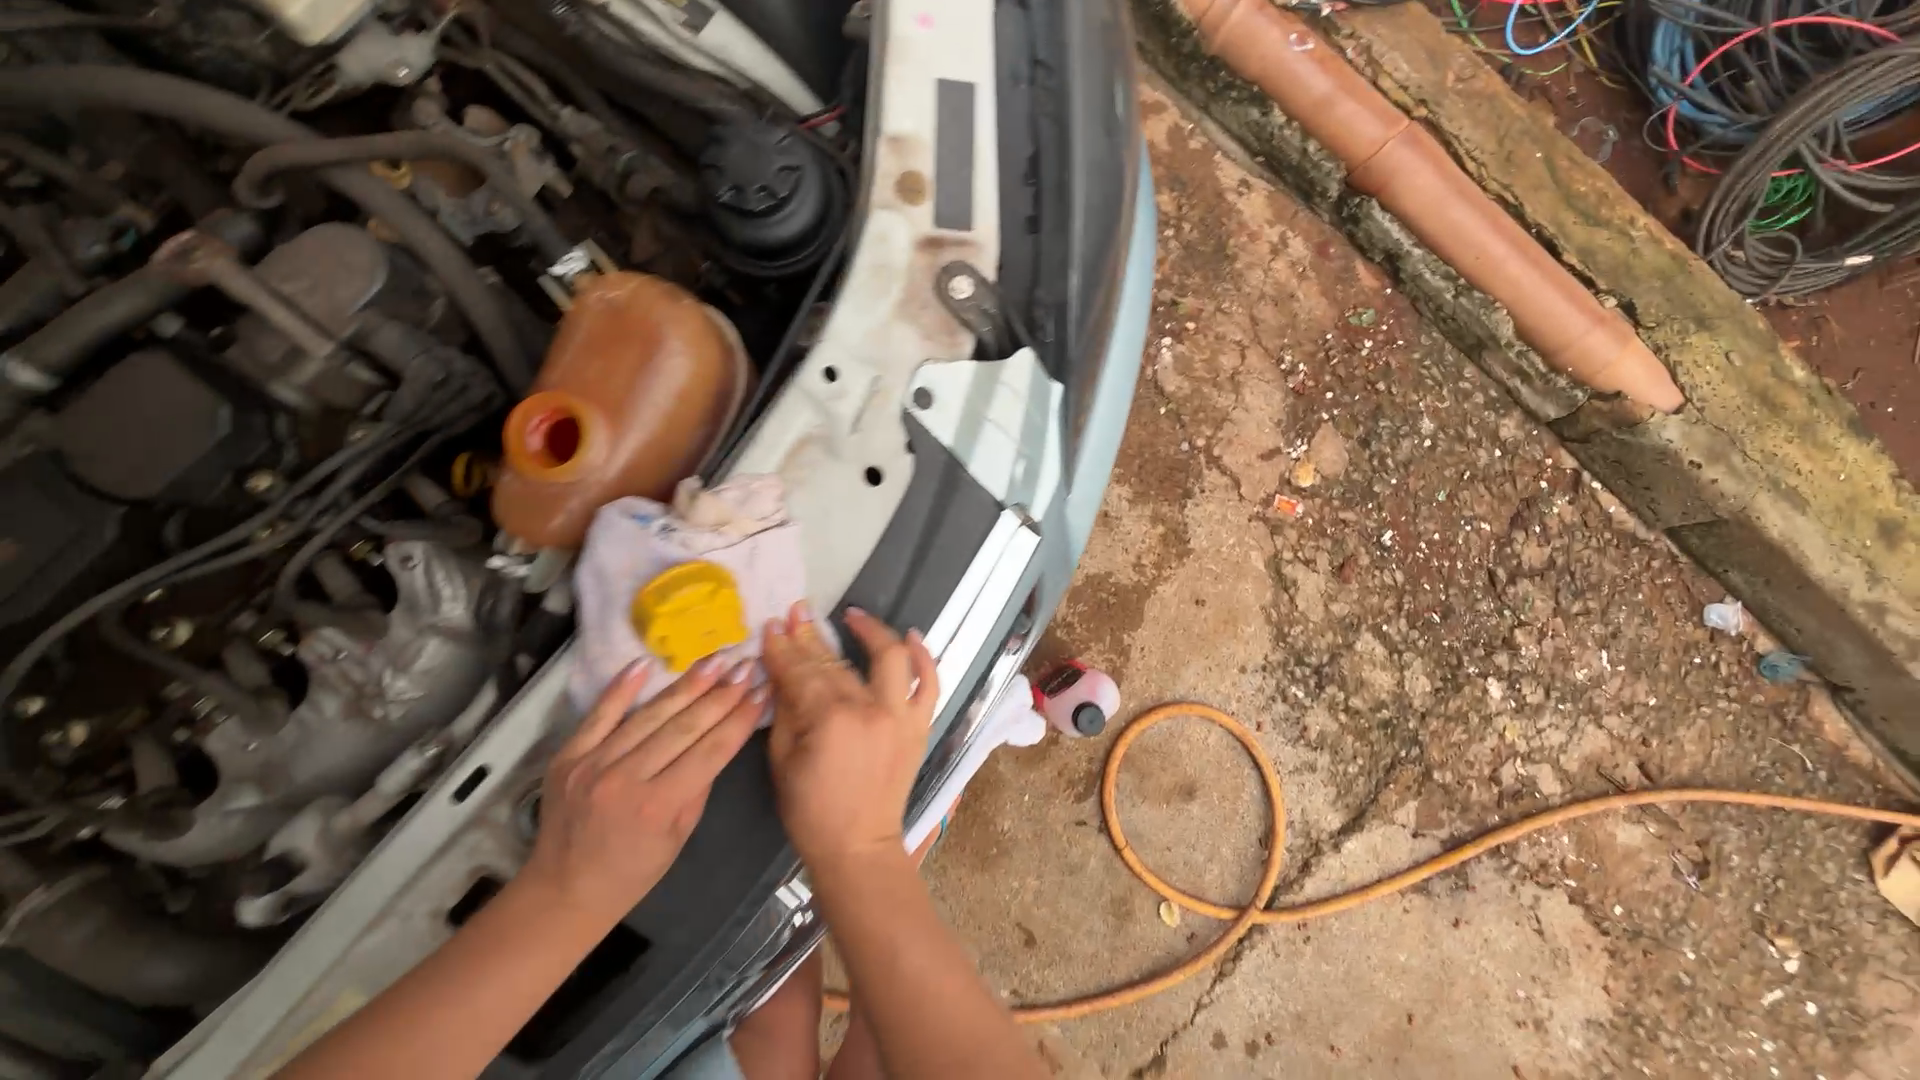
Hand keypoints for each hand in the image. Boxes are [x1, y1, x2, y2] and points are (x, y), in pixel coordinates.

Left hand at [521, 657, 764, 921]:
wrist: (564, 890)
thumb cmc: (633, 871)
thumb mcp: (680, 834)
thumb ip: (699, 784)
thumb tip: (720, 736)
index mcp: (658, 806)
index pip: (710, 751)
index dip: (739, 719)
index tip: (761, 691)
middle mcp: (625, 780)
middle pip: (684, 727)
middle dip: (721, 694)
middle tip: (745, 666)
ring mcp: (592, 765)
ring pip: (649, 716)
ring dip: (686, 685)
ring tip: (714, 660)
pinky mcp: (568, 757)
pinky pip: (599, 715)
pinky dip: (621, 688)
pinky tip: (646, 663)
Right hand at [761, 603, 937, 873]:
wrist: (858, 846)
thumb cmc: (810, 811)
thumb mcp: (781, 760)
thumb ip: (784, 709)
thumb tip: (779, 668)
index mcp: (830, 720)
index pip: (802, 671)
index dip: (784, 647)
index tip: (774, 624)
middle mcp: (870, 709)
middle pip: (837, 662)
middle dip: (812, 636)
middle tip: (799, 612)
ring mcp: (901, 716)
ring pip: (889, 659)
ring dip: (872, 631)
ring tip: (854, 615)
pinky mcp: (920, 726)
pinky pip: (929, 684)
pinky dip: (925, 657)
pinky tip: (912, 635)